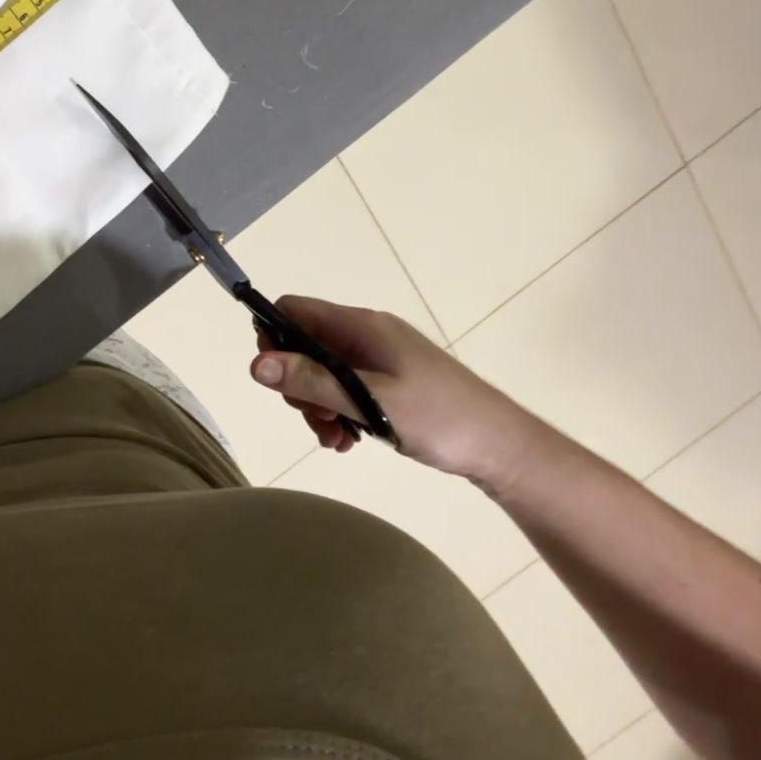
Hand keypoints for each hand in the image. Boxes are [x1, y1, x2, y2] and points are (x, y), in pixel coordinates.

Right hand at [249, 296, 553, 488]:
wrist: (505, 449)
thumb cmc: (441, 419)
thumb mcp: (369, 402)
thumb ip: (311, 382)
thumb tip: (255, 364)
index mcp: (361, 326)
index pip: (294, 310)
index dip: (273, 338)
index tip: (278, 380)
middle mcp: (366, 334)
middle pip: (303, 346)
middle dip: (297, 384)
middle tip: (315, 419)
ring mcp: (378, 357)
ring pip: (321, 372)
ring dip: (317, 406)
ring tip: (334, 439)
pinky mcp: (389, 380)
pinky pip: (344, 388)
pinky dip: (337, 412)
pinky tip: (347, 441)